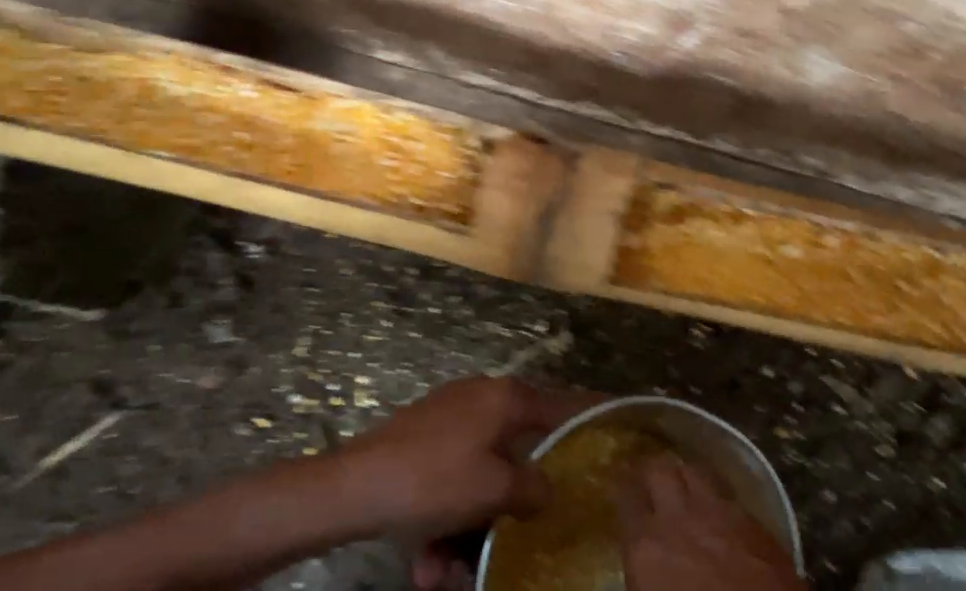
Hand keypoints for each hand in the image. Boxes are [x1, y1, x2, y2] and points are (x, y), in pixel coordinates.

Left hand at [336, 376, 597, 539]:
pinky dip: (445, 517)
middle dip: (514, 498)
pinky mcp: (418, 438)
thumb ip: (534, 487)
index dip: (593, 414)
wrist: (347, 489)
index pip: (566, 403)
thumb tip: (547, 490)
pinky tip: (427, 559)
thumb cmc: (433, 481)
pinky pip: (448, 479)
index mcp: (509, 397)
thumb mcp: (495, 490)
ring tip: (447, 569)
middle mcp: (483, 396)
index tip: (618, 421)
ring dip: (471, 523)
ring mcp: (448, 415)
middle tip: (521, 527)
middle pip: (518, 446)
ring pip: (478, 473)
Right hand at [616, 455, 806, 590]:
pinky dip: (710, 485)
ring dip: (680, 469)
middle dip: (647, 466)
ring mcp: (717, 510)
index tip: (614, 477)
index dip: (618, 484)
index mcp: (646, 545)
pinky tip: (710, 494)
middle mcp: (678, 517)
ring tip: (676, 473)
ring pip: (692, 469)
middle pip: (658, 470)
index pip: (624, 499)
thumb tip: (640, 567)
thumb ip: (641, 575)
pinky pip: (723, 486)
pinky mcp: (749, 516)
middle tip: (642, 470)